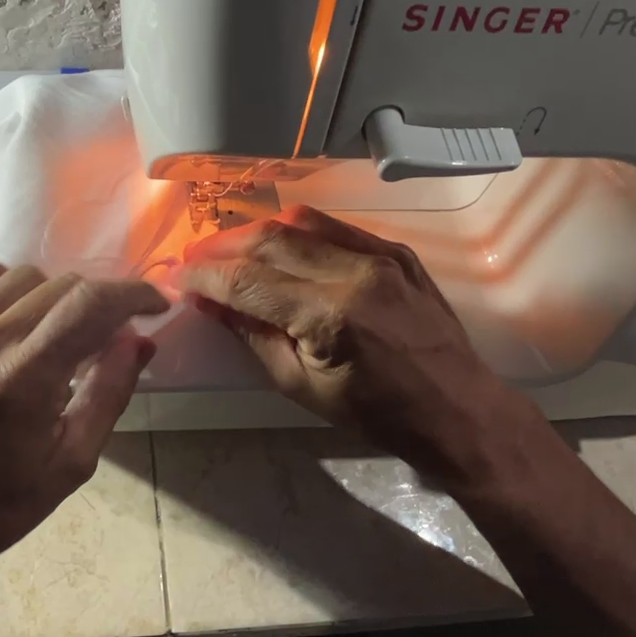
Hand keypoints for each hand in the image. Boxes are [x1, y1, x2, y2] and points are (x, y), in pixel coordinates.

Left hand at [0, 256, 166, 573]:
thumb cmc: (0, 506)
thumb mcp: (72, 464)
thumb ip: (109, 395)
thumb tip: (140, 342)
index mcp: (26, 379)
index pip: (91, 305)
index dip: (132, 294)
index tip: (154, 304)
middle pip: (60, 286)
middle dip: (99, 301)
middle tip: (111, 335)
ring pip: (16, 279)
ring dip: (54, 294)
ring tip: (63, 327)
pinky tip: (1, 286)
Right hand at [178, 206, 531, 481]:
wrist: (455, 407)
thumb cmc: (375, 413)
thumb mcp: (301, 386)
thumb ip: (254, 337)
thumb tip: (213, 302)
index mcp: (329, 316)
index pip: (248, 281)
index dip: (206, 277)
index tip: (180, 280)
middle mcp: (354, 272)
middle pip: (269, 241)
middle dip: (222, 248)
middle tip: (195, 261)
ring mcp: (379, 255)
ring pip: (299, 223)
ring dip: (255, 233)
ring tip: (228, 250)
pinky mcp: (396, 251)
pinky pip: (335, 226)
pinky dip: (296, 230)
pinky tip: (277, 243)